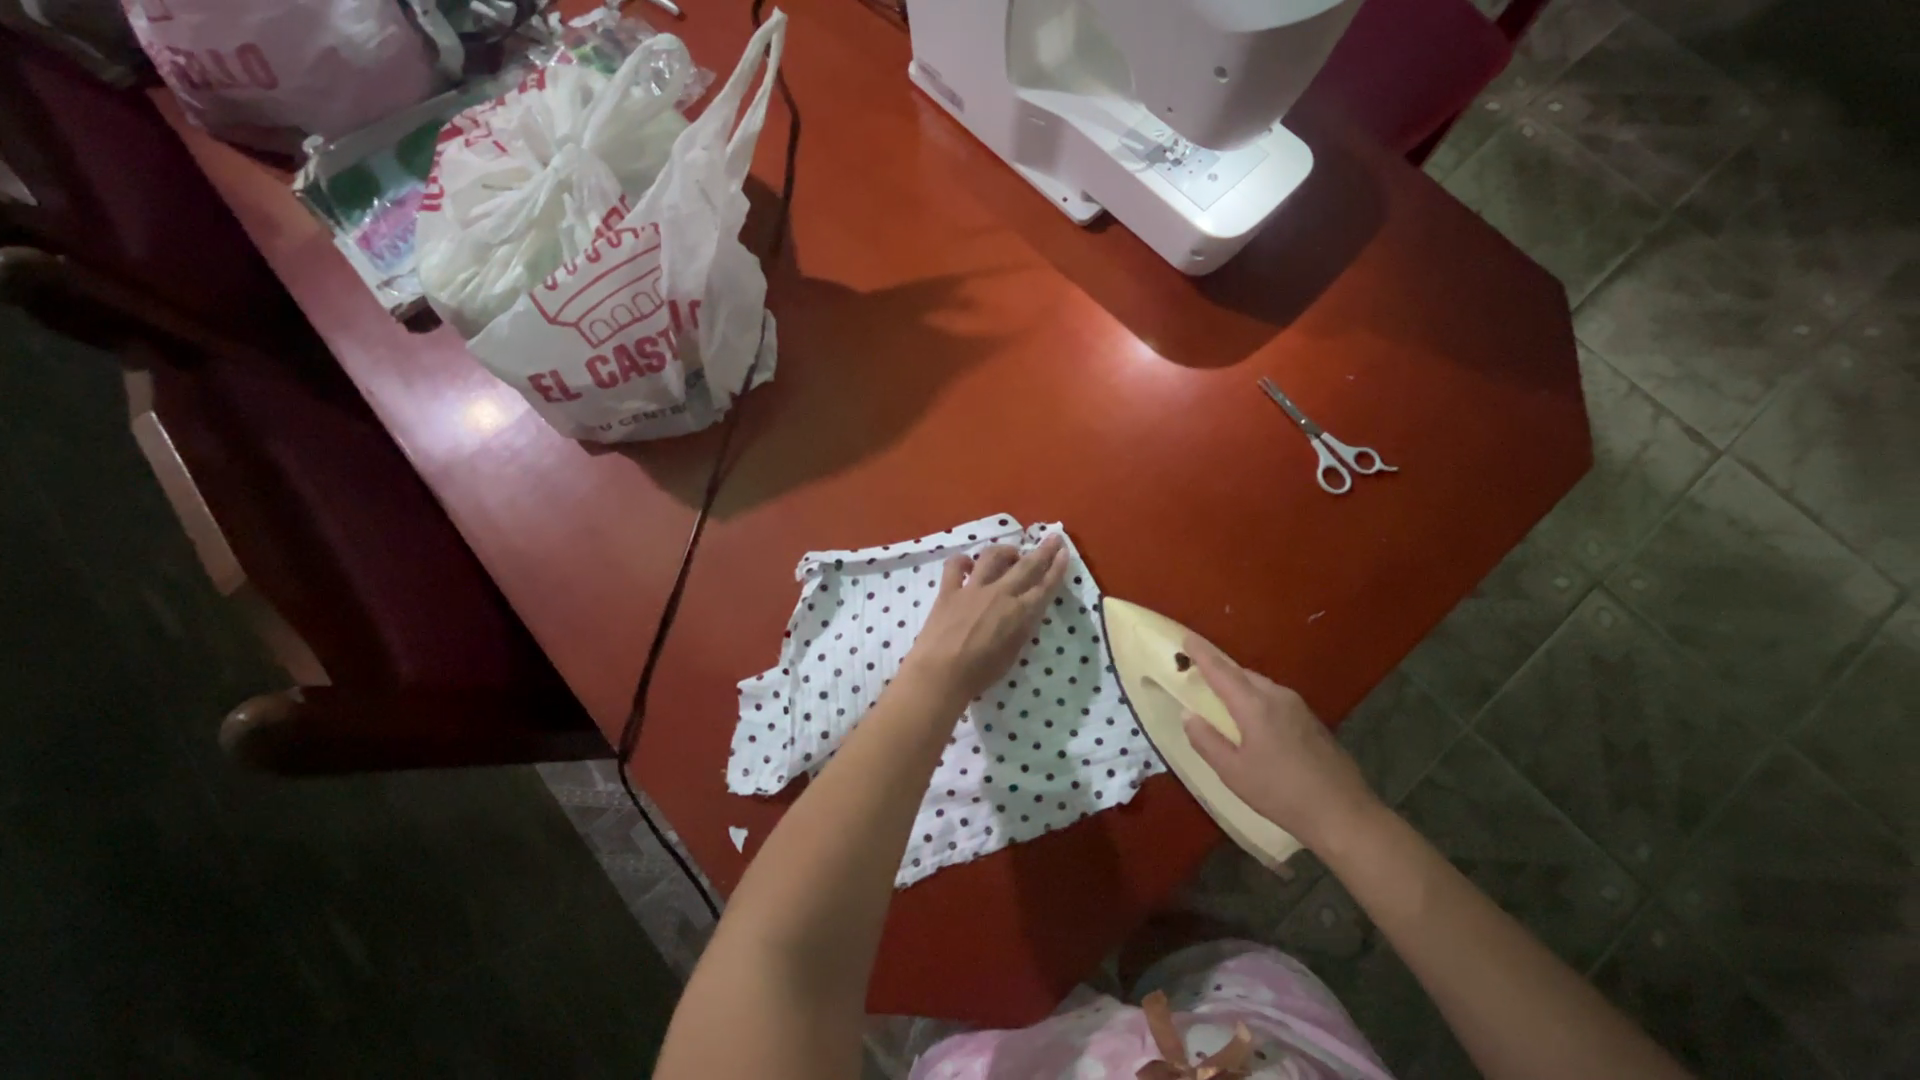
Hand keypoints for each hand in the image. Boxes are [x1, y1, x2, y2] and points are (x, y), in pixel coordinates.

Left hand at [898, 535, 1069, 706]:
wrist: (941, 673)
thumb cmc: (980, 674)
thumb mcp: (1012, 654)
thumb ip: (1020, 629)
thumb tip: (1023, 614)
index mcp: (1020, 613)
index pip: (1045, 586)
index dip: (1057, 568)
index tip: (1064, 552)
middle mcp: (1000, 594)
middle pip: (1026, 566)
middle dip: (1043, 550)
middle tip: (1053, 537)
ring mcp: (973, 588)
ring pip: (992, 557)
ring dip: (1005, 551)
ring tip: (1011, 553)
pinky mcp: (948, 590)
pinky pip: (955, 566)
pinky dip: (963, 561)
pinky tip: (968, 564)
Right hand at [1181, 634, 1385, 852]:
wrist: (1342, 812)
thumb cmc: (1280, 793)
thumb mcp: (1232, 772)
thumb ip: (1206, 740)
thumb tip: (1188, 715)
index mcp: (1255, 706)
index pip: (1221, 671)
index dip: (1202, 653)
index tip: (1186, 637)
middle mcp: (1278, 697)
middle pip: (1242, 675)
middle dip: (1220, 670)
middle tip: (1199, 674)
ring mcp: (1299, 707)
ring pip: (1261, 686)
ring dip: (1239, 687)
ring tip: (1223, 700)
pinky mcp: (1312, 721)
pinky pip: (1275, 699)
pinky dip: (1257, 700)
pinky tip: (1254, 722)